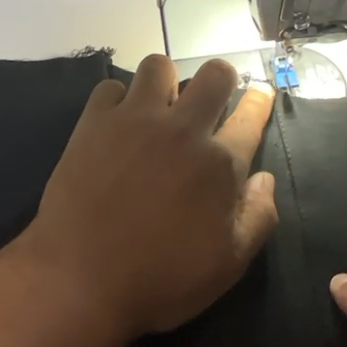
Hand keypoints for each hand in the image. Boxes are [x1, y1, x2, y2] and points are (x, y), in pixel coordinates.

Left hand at [15, 55, 277, 338]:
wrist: (81, 279)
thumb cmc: (162, 280)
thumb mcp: (228, 264)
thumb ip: (257, 218)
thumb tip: (264, 179)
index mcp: (220, 163)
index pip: (251, 116)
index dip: (259, 102)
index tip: (259, 96)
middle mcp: (182, 130)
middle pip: (213, 75)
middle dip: (221, 79)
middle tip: (211, 99)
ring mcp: (135, 121)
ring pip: (159, 66)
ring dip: (166, 82)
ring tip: (159, 106)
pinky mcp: (93, 124)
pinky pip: (110, 87)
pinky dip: (117, 99)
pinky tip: (116, 122)